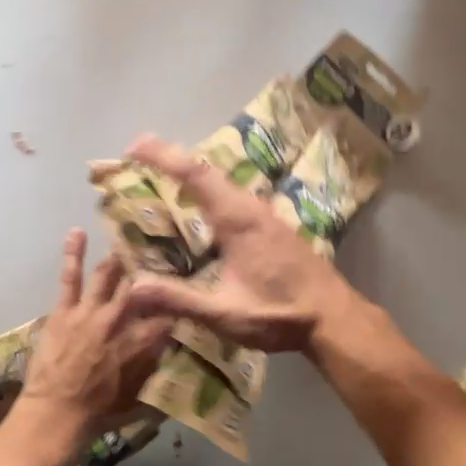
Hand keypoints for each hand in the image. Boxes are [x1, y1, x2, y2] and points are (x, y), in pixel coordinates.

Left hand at [12, 228, 169, 459]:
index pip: (167, 313)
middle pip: (141, 286)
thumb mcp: (139, 395)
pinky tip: (76, 232)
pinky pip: (70, 277)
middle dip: (150, 268)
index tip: (183, 287)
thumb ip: (154, 368)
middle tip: (160, 250)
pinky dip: (73, 253)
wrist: (58, 413)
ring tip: (127, 240)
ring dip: (119, 257)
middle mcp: (121, 320)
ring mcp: (92, 312)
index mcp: (143, 342)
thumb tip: (168, 351)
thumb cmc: (100, 413)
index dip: (176, 299)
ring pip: (108, 275)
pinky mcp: (65, 310)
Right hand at [123, 134, 357, 353]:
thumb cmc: (280, 314)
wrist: (334, 318)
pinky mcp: (272, 227)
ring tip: (160, 175)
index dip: (162, 155)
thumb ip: (178, 300)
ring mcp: (265, 216)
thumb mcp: (224, 313)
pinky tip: (199, 209)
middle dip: (170, 159)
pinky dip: (207, 191)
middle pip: (206, 171)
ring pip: (222, 183)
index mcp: (237, 220)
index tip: (133, 147)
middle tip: (136, 155)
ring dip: (190, 174)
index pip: (195, 174)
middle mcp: (251, 208)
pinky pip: (232, 196)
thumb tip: (131, 289)